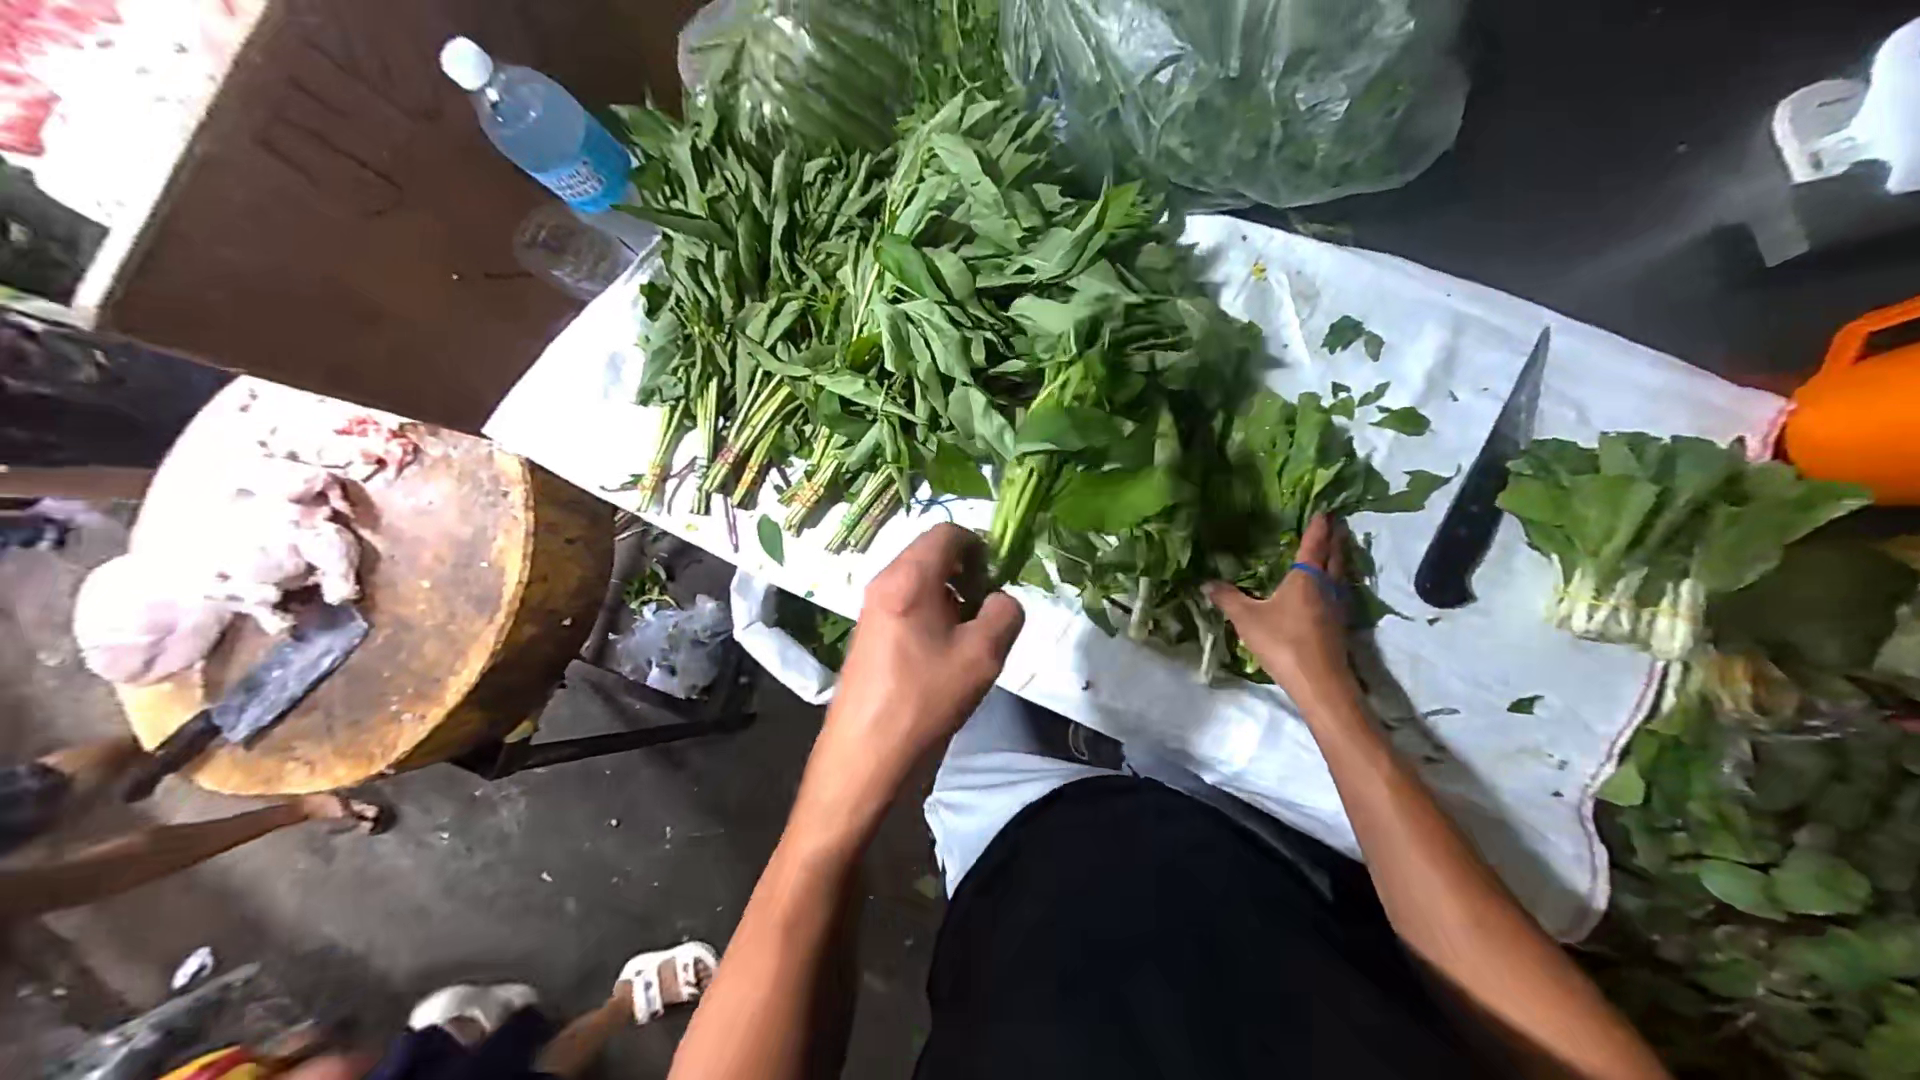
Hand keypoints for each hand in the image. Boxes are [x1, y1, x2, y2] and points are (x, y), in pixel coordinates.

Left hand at [800, 524, 1024, 828]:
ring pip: (920, 580)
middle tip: (988, 608)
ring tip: (970, 635)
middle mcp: (884, 583)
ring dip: (952, 595)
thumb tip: (1000, 600)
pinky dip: (933, 612)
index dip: (980, 545)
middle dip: (967, 572)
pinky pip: (907, 603)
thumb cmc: (924, 699)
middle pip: (932, 553)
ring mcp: (872, 608)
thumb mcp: (982, 655)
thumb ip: (1004, 613)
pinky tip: (944, 652)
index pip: (947, 532)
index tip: (999, 577)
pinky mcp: (870, 633)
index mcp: (907, 578)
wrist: (865, 755)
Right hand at [1206, 514, 1354, 709]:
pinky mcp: (1339, 624)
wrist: (1319, 682)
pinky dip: (1336, 579)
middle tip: (1334, 523)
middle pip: (1335, 555)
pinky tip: (1328, 587)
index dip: (1318, 526)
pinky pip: (1340, 591)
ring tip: (1334, 549)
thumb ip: (1227, 598)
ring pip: (1341, 574)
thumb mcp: (1247, 618)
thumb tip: (1205, 583)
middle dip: (1335, 538)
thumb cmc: (1283, 642)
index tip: (1324, 510)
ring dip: (1339, 558)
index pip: (1314, 544)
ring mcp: (1337, 606)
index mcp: (1307, 577)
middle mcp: (1327, 586)